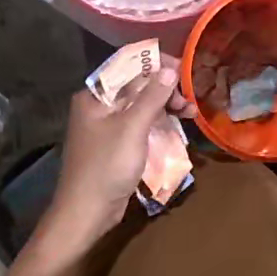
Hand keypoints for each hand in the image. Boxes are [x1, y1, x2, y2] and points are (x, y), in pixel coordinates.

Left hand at [41, 59, 182, 243]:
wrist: (86, 212)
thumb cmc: (106, 165)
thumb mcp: (132, 127)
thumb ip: (151, 97)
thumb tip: (169, 69)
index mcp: (94, 95)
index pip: (126, 66)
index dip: (156, 64)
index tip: (183, 68)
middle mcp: (98, 106)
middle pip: (135, 86)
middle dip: (164, 89)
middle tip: (188, 100)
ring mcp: (106, 127)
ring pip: (140, 107)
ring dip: (164, 107)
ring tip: (190, 113)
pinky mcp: (115, 145)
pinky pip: (139, 126)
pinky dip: (157, 124)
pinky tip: (176, 127)